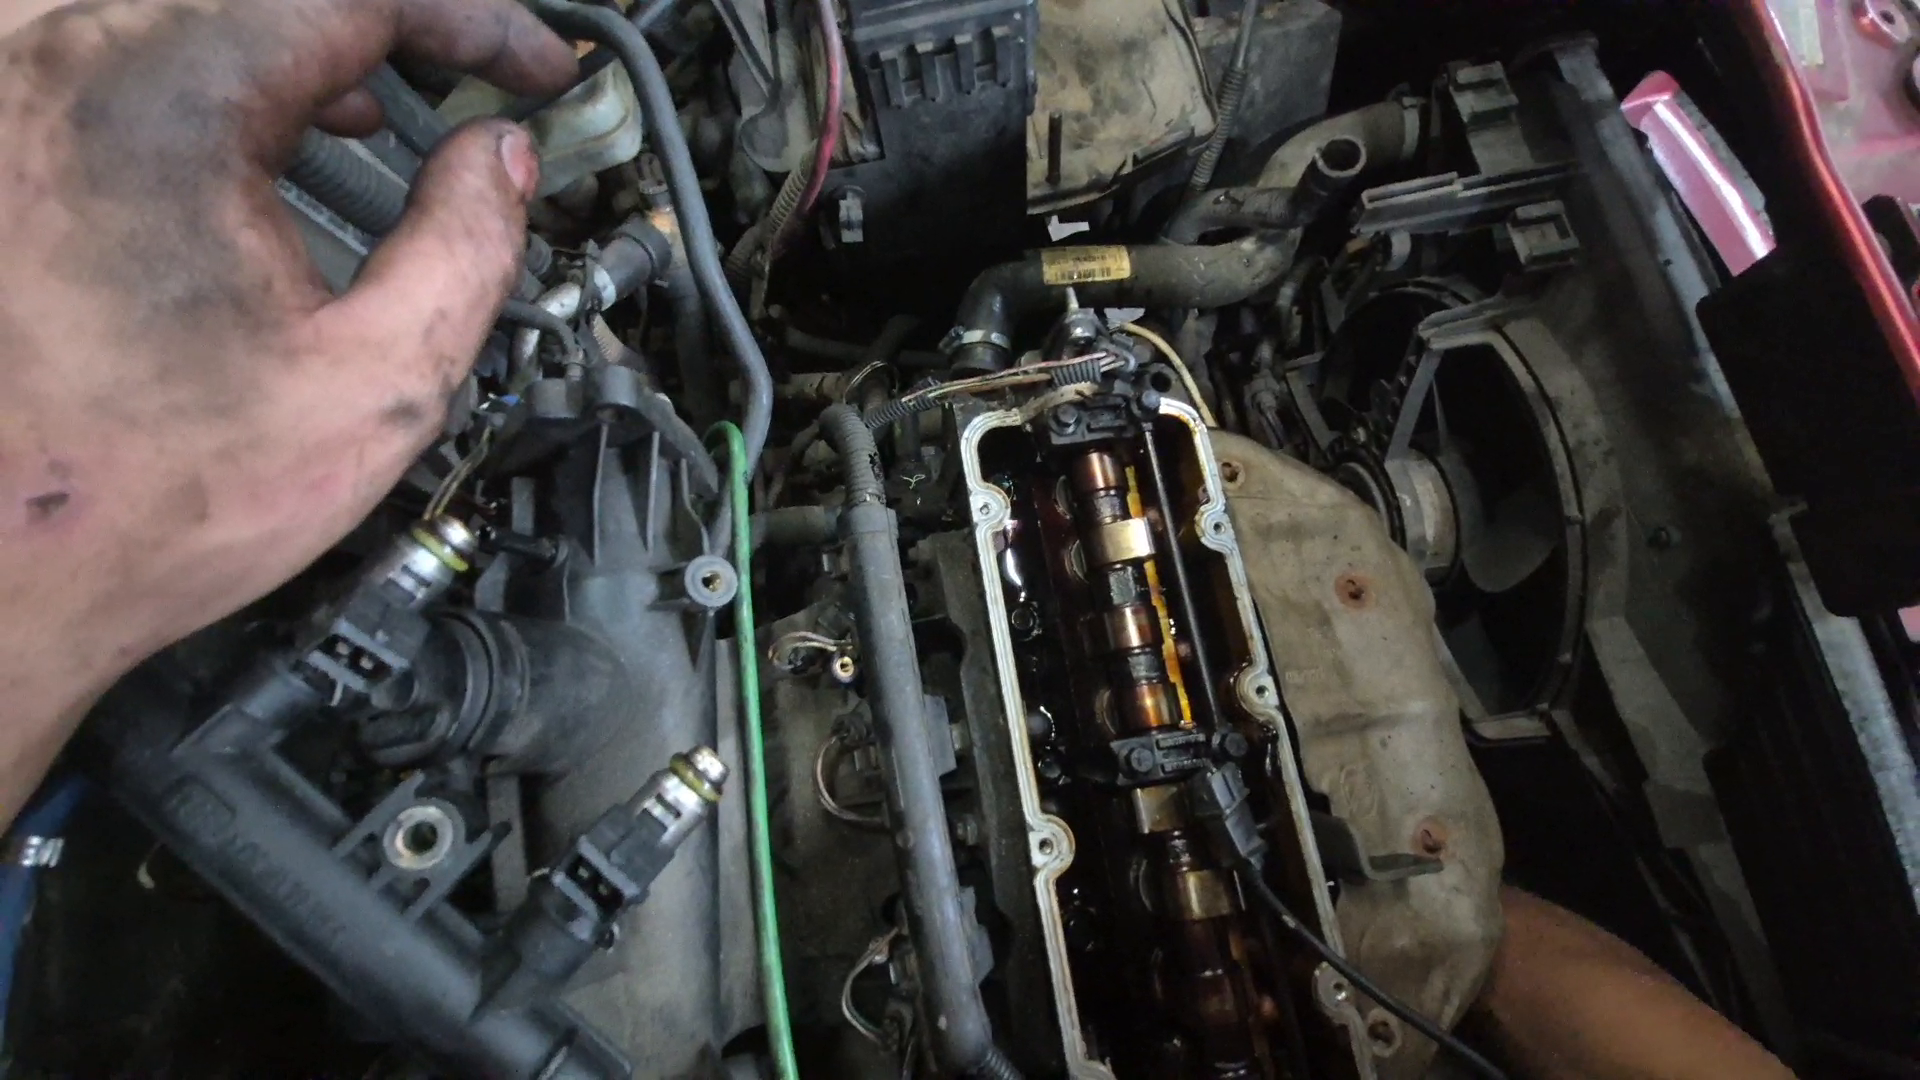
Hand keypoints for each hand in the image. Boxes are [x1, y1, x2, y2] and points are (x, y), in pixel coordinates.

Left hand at [0, 0, 577, 822]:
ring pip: (207, 10)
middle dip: (415, 26)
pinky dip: (256, 65)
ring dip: (336, 43)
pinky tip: (311, 125)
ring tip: (422, 106)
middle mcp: (46, 67)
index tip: (540, 69)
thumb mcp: (388, 378)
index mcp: (158, 118)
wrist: (1, 563)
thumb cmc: (178, 488)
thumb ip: (468, 248)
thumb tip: (504, 159)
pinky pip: (140, 43)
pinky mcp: (4, 133)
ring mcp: (7, 92)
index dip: (473, 22)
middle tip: (498, 82)